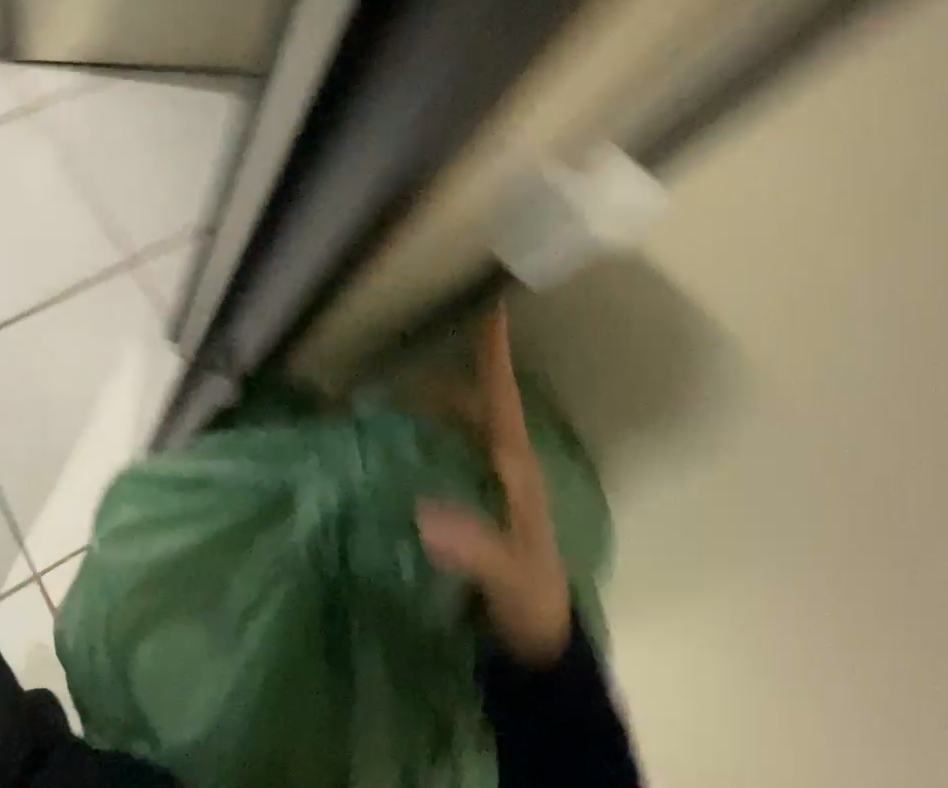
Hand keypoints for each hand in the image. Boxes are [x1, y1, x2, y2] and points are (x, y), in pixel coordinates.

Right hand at [416, 305, 572, 664]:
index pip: (502, 401)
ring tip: (407, 378)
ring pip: (473, 421)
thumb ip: (472, 545)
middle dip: (470, 365)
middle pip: (487, 402)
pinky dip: (438, 426)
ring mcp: (496, 482)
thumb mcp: (505, 575)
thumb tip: (423, 511)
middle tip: (432, 337)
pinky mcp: (482, 498)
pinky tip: (411, 430)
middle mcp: (508, 465)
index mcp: (516, 470)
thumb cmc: (529, 599)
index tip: (492, 310)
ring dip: (450, 394)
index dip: (495, 358)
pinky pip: (459, 445)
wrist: (540, 636)